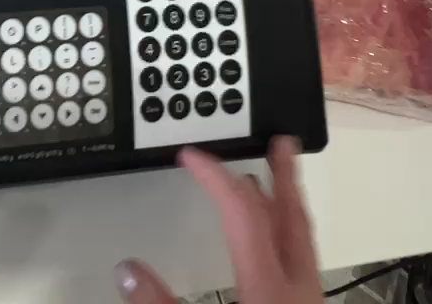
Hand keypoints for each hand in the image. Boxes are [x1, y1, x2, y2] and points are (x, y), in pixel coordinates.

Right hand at [118, 136, 323, 303]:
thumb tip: (127, 269)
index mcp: (269, 290)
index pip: (243, 213)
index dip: (215, 177)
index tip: (190, 155)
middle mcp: (298, 292)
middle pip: (292, 219)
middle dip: (283, 177)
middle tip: (281, 141)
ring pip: (304, 240)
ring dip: (290, 202)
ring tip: (281, 178)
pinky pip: (304, 260)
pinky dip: (291, 232)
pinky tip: (279, 239)